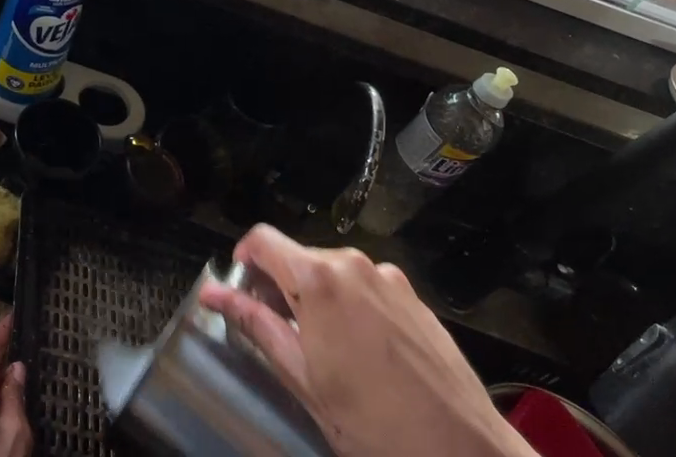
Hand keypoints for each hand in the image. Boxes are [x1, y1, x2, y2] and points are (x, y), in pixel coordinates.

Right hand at [197, 225, 532, 456]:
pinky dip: (349, 305)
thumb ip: (255, 324)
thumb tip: (212, 293)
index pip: (263, 240)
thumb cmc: (372, 422)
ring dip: (315, 297)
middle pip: (298, 257)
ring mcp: (389, 277)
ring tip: (322, 351)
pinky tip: (362, 353)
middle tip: (277, 334)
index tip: (239, 291)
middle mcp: (353, 264)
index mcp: (319, 279)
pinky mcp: (413, 295)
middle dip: (279, 285)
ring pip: (332, 272)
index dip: (243, 258)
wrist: (463, 450)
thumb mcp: (302, 377)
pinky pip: (365, 287)